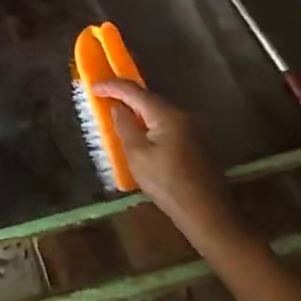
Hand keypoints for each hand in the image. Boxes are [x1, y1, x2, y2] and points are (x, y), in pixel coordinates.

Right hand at [93, 80, 248, 246]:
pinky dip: (149, 122)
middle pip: (148, 98)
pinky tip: (140, 133)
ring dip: (137, 110)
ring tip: (117, 116)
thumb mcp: (137, 155)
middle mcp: (181, 115)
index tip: (92, 87)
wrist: (208, 214)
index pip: (134, 91)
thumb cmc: (167, 184)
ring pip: (157, 111)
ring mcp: (192, 128)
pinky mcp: (195, 142)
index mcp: (166, 115)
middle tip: (103, 99)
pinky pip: (166, 123)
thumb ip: (125, 126)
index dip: (111, 86)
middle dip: (124, 96)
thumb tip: (117, 107)